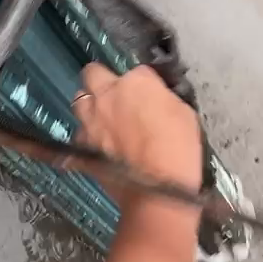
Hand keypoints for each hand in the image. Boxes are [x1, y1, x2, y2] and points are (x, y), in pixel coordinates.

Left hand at [72, 64, 202, 205]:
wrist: (158, 191)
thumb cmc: (178, 150)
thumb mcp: (184, 113)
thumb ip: (162, 98)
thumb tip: (154, 99)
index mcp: (136, 81)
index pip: (136, 70)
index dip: (142, 84)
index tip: (147, 95)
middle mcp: (107, 94)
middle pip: (92, 72)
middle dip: (100, 80)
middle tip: (113, 95)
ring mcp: (90, 119)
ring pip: (79, 100)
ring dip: (90, 106)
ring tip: (102, 119)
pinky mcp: (82, 144)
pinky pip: (79, 132)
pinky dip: (88, 136)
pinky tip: (99, 146)